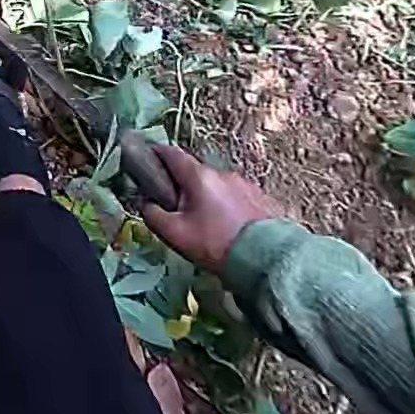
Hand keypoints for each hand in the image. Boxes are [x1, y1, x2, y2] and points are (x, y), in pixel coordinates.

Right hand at [145, 144, 277, 273]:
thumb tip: (146, 204)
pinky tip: (228, 226)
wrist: (268, 261)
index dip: (157, 153)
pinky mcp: (261, 198)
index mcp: (198, 176)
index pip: (172, 153)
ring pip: (217, 185)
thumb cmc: (216, 244)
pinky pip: (236, 196)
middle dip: (183, 183)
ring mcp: (245, 184)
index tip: (148, 157)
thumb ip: (153, 215)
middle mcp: (223, 174)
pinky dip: (227, 206)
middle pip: (195, 172)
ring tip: (206, 222)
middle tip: (175, 204)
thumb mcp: (175, 234)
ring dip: (207, 196)